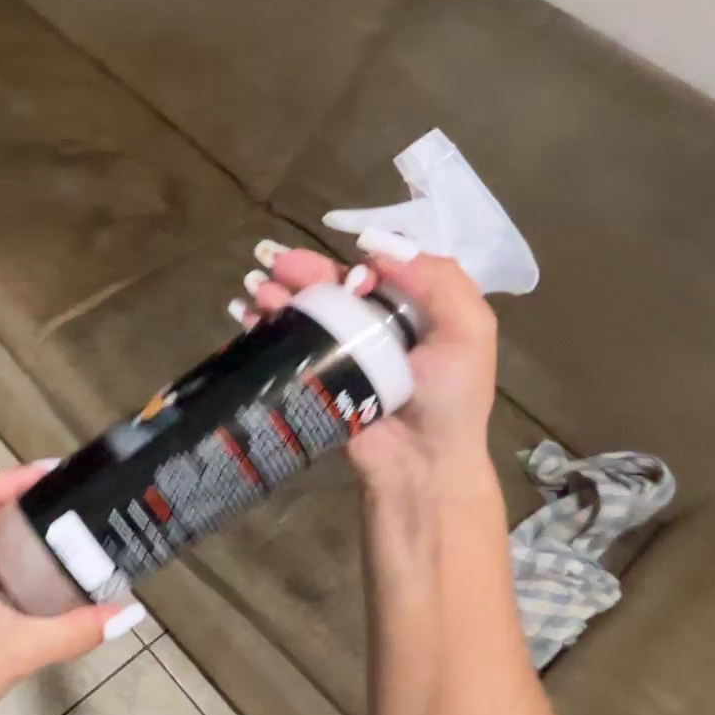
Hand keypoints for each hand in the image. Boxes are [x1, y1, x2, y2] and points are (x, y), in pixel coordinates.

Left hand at [0, 464, 135, 714]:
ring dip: (16, 531)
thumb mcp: (22, 650)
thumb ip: (76, 631)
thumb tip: (127, 614)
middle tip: (70, 503)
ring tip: (62, 533)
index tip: (55, 473)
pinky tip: (38, 576)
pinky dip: (8, 558)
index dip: (17, 476)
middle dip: (25, 501)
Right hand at [237, 240, 498, 487]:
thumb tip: (380, 252)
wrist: (418, 462)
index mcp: (412, 307)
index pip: (376, 269)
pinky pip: (284, 345)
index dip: (355, 262)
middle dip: (301, 270)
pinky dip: (261, 326)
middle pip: (331, 285)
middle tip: (274, 262)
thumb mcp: (469, 332)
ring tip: (257, 290)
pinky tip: (244, 315)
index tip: (349, 275)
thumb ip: (441, 282)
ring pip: (303, 311)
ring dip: (276, 294)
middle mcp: (372, 324)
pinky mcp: (313, 377)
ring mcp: (339, 351)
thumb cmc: (450, 399)